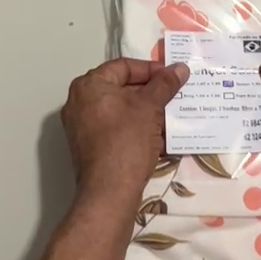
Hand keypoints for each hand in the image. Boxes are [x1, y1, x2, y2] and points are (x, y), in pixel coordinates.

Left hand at [61, 58, 189, 204]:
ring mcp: (82, 127)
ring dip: (145, 112)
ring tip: (170, 116)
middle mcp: (79, 102)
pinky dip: (135, 129)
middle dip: (150, 92)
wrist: (110, 192)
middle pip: (120, 88)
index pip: (123, 67)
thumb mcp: (150, 107)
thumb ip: (165, 84)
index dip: (150, 69)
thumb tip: (180, 68)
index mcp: (88, 85)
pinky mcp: (89, 148)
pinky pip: (115, 129)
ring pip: (120, 110)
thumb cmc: (127, 140)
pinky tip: (158, 137)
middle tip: (173, 96)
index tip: (172, 77)